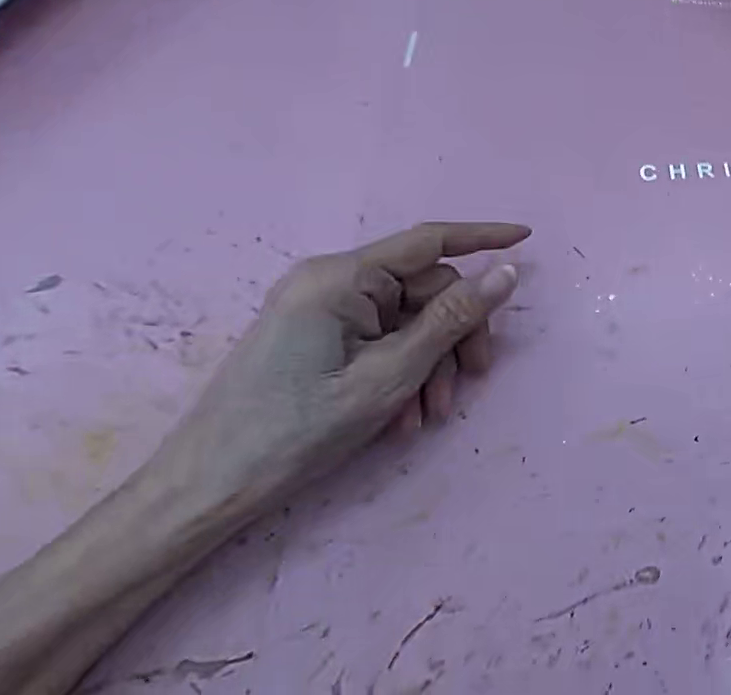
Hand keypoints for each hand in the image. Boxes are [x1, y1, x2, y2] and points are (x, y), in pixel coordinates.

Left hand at [142, 221, 529, 518]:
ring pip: (408, 320)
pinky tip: (405, 415)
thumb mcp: (390, 375)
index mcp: (342, 277)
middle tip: (472, 379)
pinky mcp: (316, 334)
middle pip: (424, 291)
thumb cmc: (297, 431)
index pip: (430, 240)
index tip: (527, 237)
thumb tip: (507, 272)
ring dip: (431, 363)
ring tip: (431, 414)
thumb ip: (453, 318)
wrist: (203, 493)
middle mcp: (331, 280)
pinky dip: (404, 371)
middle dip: (454, 335)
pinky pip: (382, 338)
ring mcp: (321, 308)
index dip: (484, 237)